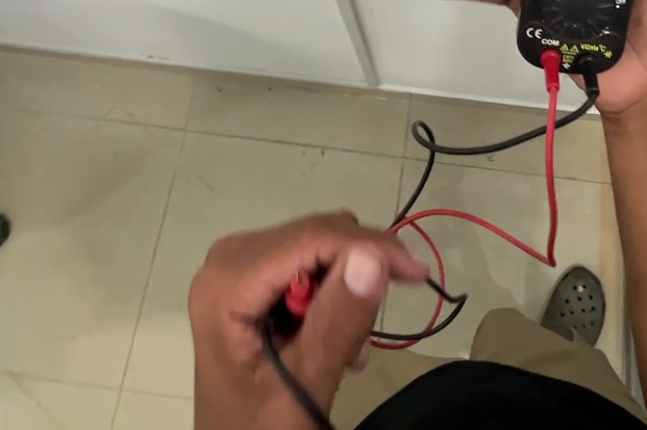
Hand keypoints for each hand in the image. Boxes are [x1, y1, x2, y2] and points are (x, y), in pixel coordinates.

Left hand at [190, 211, 427, 428]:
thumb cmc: (259, 429)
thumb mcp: (302, 386)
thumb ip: (336, 323)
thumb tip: (372, 256)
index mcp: (228, 280)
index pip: (313, 237)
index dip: (369, 246)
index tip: (417, 273)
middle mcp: (231, 256)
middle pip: (317, 236)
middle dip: (356, 272)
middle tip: (371, 331)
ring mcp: (241, 262)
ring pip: (319, 244)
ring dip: (346, 286)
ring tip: (347, 346)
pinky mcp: (253, 271)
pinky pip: (309, 259)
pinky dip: (332, 290)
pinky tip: (332, 336)